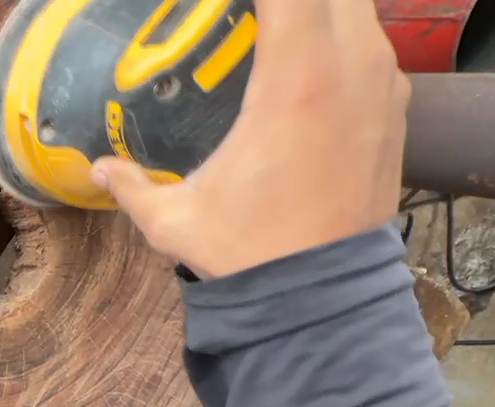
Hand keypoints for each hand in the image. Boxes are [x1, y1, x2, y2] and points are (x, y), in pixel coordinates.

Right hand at [90, 0, 409, 278]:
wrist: (317, 289)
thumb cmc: (247, 250)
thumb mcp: (174, 221)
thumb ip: (133, 188)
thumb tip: (99, 169)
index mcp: (296, 82)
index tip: (223, 7)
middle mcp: (351, 66)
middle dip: (286, 0)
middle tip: (243, 21)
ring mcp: (382, 83)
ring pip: (358, 8)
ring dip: (317, 12)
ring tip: (270, 35)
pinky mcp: (395, 106)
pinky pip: (372, 45)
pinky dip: (340, 40)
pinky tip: (302, 74)